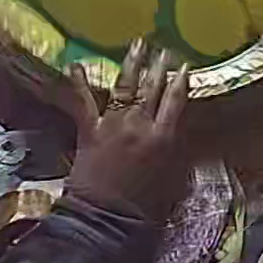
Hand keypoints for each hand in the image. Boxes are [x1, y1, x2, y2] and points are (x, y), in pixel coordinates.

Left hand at [58, 40, 190, 219]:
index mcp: (164, 136)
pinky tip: (76, 64)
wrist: (105, 217)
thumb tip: (186, 140)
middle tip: (164, 49)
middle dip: (160, 67)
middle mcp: (141, 124)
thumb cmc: (144, 204)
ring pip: (125, 88)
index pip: (176, 101)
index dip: (182, 81)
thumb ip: (180, 155)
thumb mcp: (173, 179)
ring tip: (138, 45)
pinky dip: (79, 83)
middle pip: (153, 89)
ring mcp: (113, 124)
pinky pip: (83, 103)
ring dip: (132, 65)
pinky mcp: (89, 130)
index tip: (186, 64)